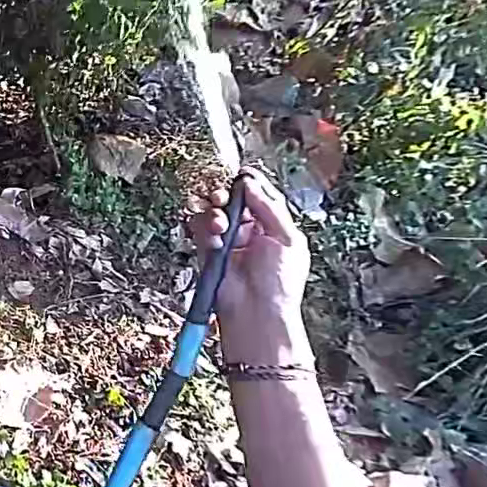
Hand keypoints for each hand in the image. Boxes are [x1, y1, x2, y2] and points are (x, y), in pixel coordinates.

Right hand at [184, 169, 308, 364]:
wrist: (256, 312)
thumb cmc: (279, 283)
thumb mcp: (287, 238)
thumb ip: (268, 207)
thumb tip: (249, 183)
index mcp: (274, 224)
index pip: (259, 194)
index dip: (249, 182)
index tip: (240, 174)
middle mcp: (250, 229)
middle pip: (232, 199)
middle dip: (225, 194)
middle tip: (223, 197)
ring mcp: (228, 239)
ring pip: (213, 210)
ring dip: (214, 212)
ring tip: (220, 224)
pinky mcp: (208, 250)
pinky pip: (199, 228)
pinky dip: (204, 228)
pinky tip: (215, 238)